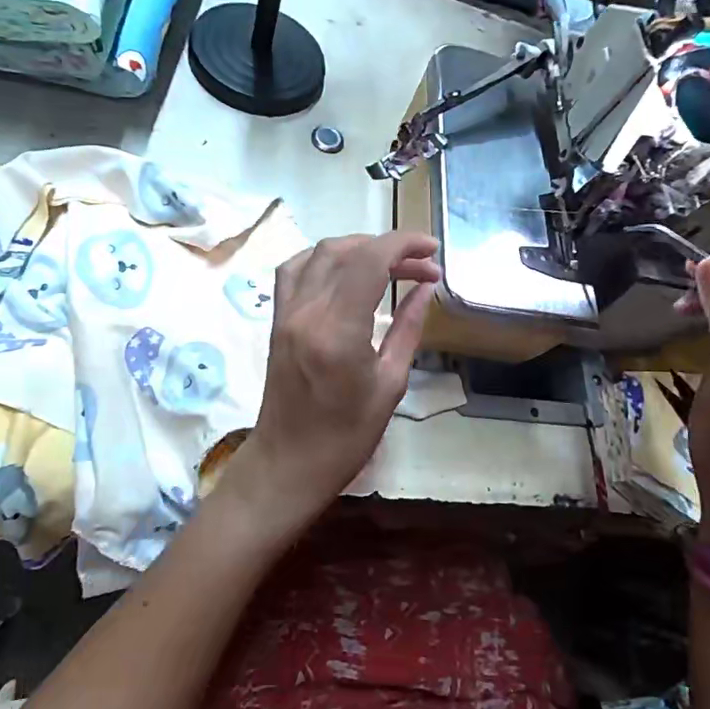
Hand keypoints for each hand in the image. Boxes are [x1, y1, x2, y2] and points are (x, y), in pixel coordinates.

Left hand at [224, 232, 440, 538]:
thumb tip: (426, 289)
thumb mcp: (390, 384)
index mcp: (338, 330)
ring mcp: (285, 314)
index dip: (404, 244)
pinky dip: (323, 258)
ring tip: (389, 263)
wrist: (289, 464)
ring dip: (357, 247)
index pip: (370, 260)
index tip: (433, 250)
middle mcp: (306, 312)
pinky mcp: (276, 320)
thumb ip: (408, 328)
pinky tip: (345, 270)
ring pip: (318, 253)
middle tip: (422, 266)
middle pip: (346, 251)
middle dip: (388, 248)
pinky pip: (294, 270)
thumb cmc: (347, 436)